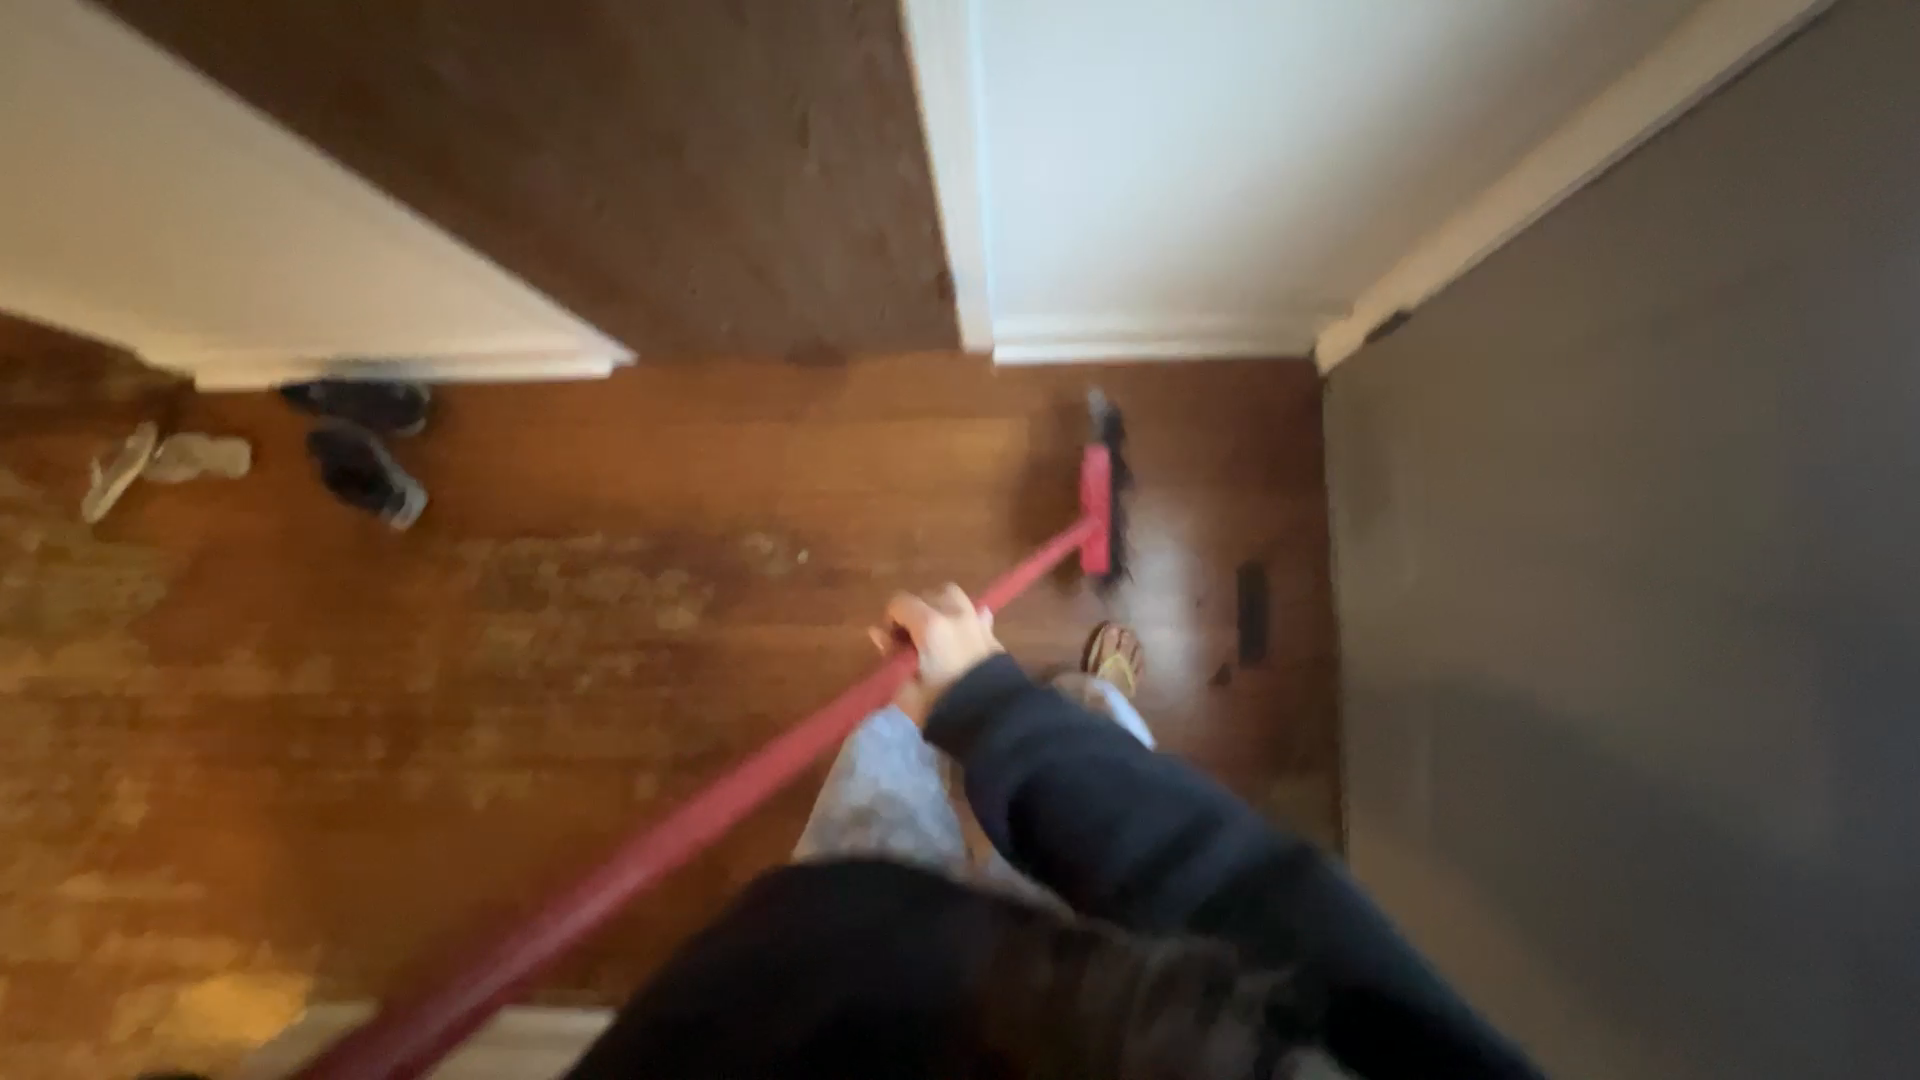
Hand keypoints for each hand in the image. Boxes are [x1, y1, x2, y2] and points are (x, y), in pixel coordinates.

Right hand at [869, 585, 1003, 723]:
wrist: (994, 720)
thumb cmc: (943, 708)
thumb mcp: (906, 690)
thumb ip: (892, 656)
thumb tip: (878, 633)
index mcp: (930, 625)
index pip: (900, 602)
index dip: (890, 620)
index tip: (892, 644)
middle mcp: (954, 613)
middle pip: (928, 595)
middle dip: (915, 612)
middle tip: (912, 641)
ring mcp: (977, 621)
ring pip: (954, 597)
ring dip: (940, 608)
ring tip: (936, 635)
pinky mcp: (992, 634)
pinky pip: (976, 613)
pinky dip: (965, 618)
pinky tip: (961, 638)